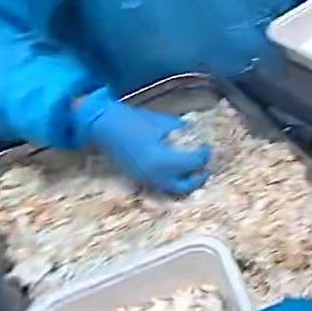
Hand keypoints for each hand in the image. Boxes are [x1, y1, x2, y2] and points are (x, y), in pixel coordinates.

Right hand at [74, 90, 211, 193]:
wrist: (103, 125)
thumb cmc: (133, 121)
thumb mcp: (163, 124)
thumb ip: (183, 132)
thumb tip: (198, 137)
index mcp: (161, 160)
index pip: (192, 163)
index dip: (204, 155)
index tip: (208, 147)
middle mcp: (153, 175)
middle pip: (185, 185)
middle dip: (199, 178)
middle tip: (206, 167)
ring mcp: (144, 179)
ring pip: (172, 189)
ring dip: (186, 182)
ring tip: (194, 171)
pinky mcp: (137, 179)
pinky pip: (160, 186)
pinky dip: (172, 182)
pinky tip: (177, 172)